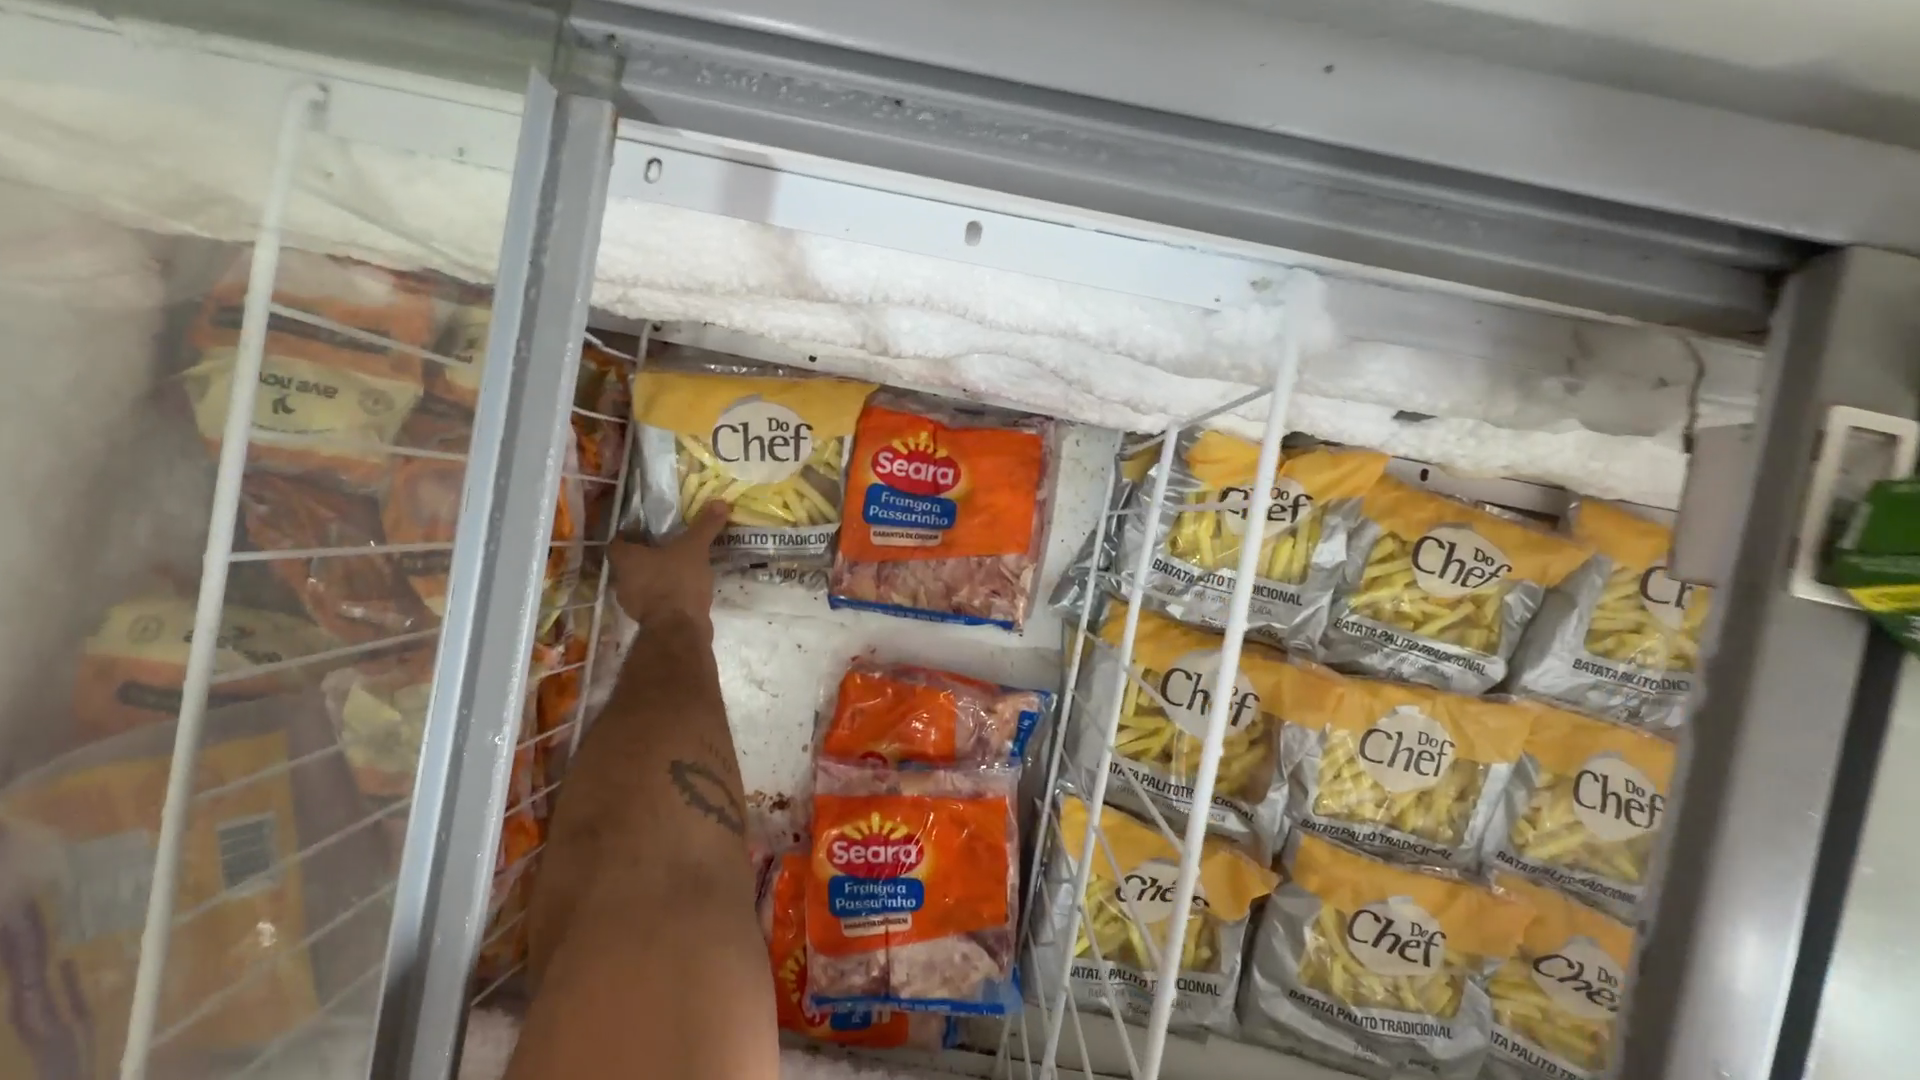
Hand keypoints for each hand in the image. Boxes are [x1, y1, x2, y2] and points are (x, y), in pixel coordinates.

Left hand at [610, 504, 728, 627]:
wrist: (679, 629)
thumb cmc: (677, 582)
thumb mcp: (694, 548)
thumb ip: (705, 526)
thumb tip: (720, 502)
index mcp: (625, 559)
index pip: (617, 542)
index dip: (630, 536)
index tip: (647, 532)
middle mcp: (622, 581)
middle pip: (628, 564)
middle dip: (644, 557)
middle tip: (666, 548)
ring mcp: (633, 604)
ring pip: (640, 584)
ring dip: (654, 578)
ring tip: (677, 570)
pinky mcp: (648, 621)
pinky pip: (653, 602)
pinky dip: (664, 597)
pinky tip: (682, 592)